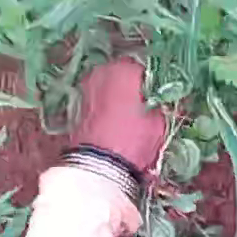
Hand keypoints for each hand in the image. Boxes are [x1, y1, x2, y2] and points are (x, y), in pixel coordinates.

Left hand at [73, 58, 164, 172]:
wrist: (100, 167)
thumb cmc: (133, 140)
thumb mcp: (159, 122)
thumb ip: (161, 105)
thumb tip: (161, 103)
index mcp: (125, 69)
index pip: (145, 69)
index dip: (153, 85)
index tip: (159, 98)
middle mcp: (102, 72)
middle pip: (122, 75)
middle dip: (132, 88)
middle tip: (144, 107)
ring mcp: (85, 89)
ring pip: (107, 88)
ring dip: (117, 98)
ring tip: (128, 118)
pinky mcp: (74, 107)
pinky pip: (97, 102)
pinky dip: (104, 109)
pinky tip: (114, 124)